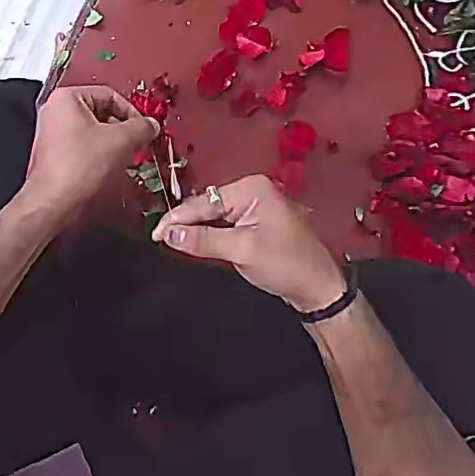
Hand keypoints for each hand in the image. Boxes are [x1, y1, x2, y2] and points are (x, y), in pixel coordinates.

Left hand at [21, 86, 157, 220]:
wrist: (54, 204)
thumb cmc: (83, 165)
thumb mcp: (121, 140)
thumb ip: (141, 127)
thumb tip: (152, 125)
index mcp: (67, 98)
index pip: (109, 95)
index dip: (132, 112)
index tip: (145, 129)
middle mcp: (56, 112)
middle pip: (102, 114)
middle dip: (124, 130)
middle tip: (139, 145)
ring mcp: (53, 134)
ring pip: (95, 132)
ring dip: (116, 144)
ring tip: (129, 160)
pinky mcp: (55, 156)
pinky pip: (84, 147)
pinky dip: (102, 155)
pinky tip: (113, 169)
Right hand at [152, 175, 346, 313]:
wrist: (319, 287)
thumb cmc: (286, 264)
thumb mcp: (241, 251)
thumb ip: (203, 240)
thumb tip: (169, 234)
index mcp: (252, 188)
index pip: (205, 201)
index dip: (177, 218)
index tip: (155, 233)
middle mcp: (253, 190)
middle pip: (209, 205)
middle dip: (186, 222)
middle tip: (160, 239)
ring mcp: (256, 205)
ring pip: (216, 215)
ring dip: (197, 229)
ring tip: (171, 241)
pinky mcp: (257, 221)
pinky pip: (227, 223)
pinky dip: (211, 234)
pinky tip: (195, 242)